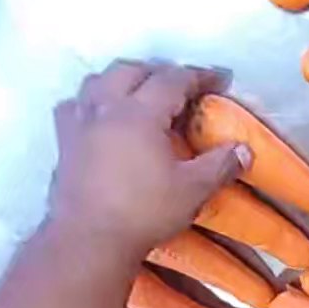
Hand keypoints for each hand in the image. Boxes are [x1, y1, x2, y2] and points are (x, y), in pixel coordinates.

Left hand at [47, 59, 248, 253]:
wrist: (91, 236)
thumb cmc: (146, 210)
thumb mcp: (194, 189)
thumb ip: (220, 165)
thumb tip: (244, 149)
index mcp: (138, 114)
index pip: (171, 81)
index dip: (198, 76)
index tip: (220, 78)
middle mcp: (105, 107)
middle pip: (131, 70)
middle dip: (161, 72)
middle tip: (184, 85)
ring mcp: (78, 121)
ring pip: (100, 80)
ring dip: (125, 79)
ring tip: (144, 92)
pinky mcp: (64, 140)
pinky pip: (77, 104)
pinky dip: (96, 99)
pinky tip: (104, 114)